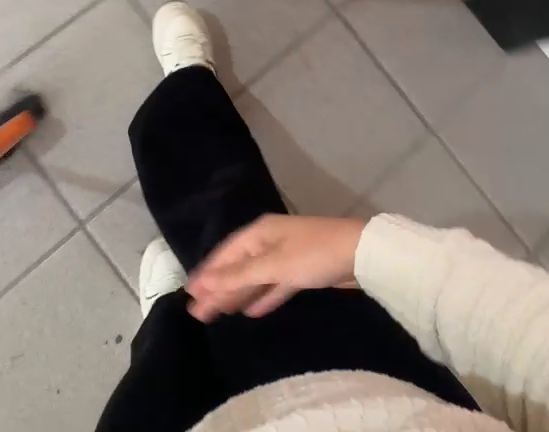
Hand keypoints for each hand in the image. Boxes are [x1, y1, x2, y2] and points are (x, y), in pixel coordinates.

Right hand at [186, 214, 366, 320]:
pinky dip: (262, 297)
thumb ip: (239, 276)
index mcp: (260, 233)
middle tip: (197, 313)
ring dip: (237, 295)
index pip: (226, 254)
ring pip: (255, 278)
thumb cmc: (313, 254)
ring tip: (216, 314)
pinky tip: (251, 312)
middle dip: (218, 288)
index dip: (207, 274)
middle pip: (238, 267)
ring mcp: (286, 256)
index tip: (189, 295)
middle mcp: (269, 241)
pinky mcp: (301, 271)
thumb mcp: (274, 265)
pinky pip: (274, 285)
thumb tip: (204, 282)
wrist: (360, 253)